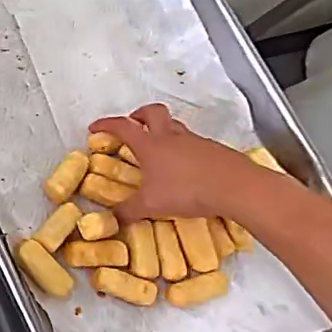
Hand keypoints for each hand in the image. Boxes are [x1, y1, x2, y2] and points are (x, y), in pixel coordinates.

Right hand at [89, 103, 290, 222]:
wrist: (236, 187)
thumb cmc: (187, 191)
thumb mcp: (150, 206)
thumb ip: (128, 211)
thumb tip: (111, 219)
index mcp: (150, 145)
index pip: (123, 126)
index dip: (106, 125)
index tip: (95, 128)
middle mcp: (171, 137)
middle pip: (153, 112)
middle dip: (139, 115)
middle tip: (133, 125)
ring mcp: (195, 141)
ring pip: (174, 126)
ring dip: (163, 131)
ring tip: (158, 150)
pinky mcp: (214, 150)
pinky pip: (193, 143)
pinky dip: (183, 149)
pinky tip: (185, 168)